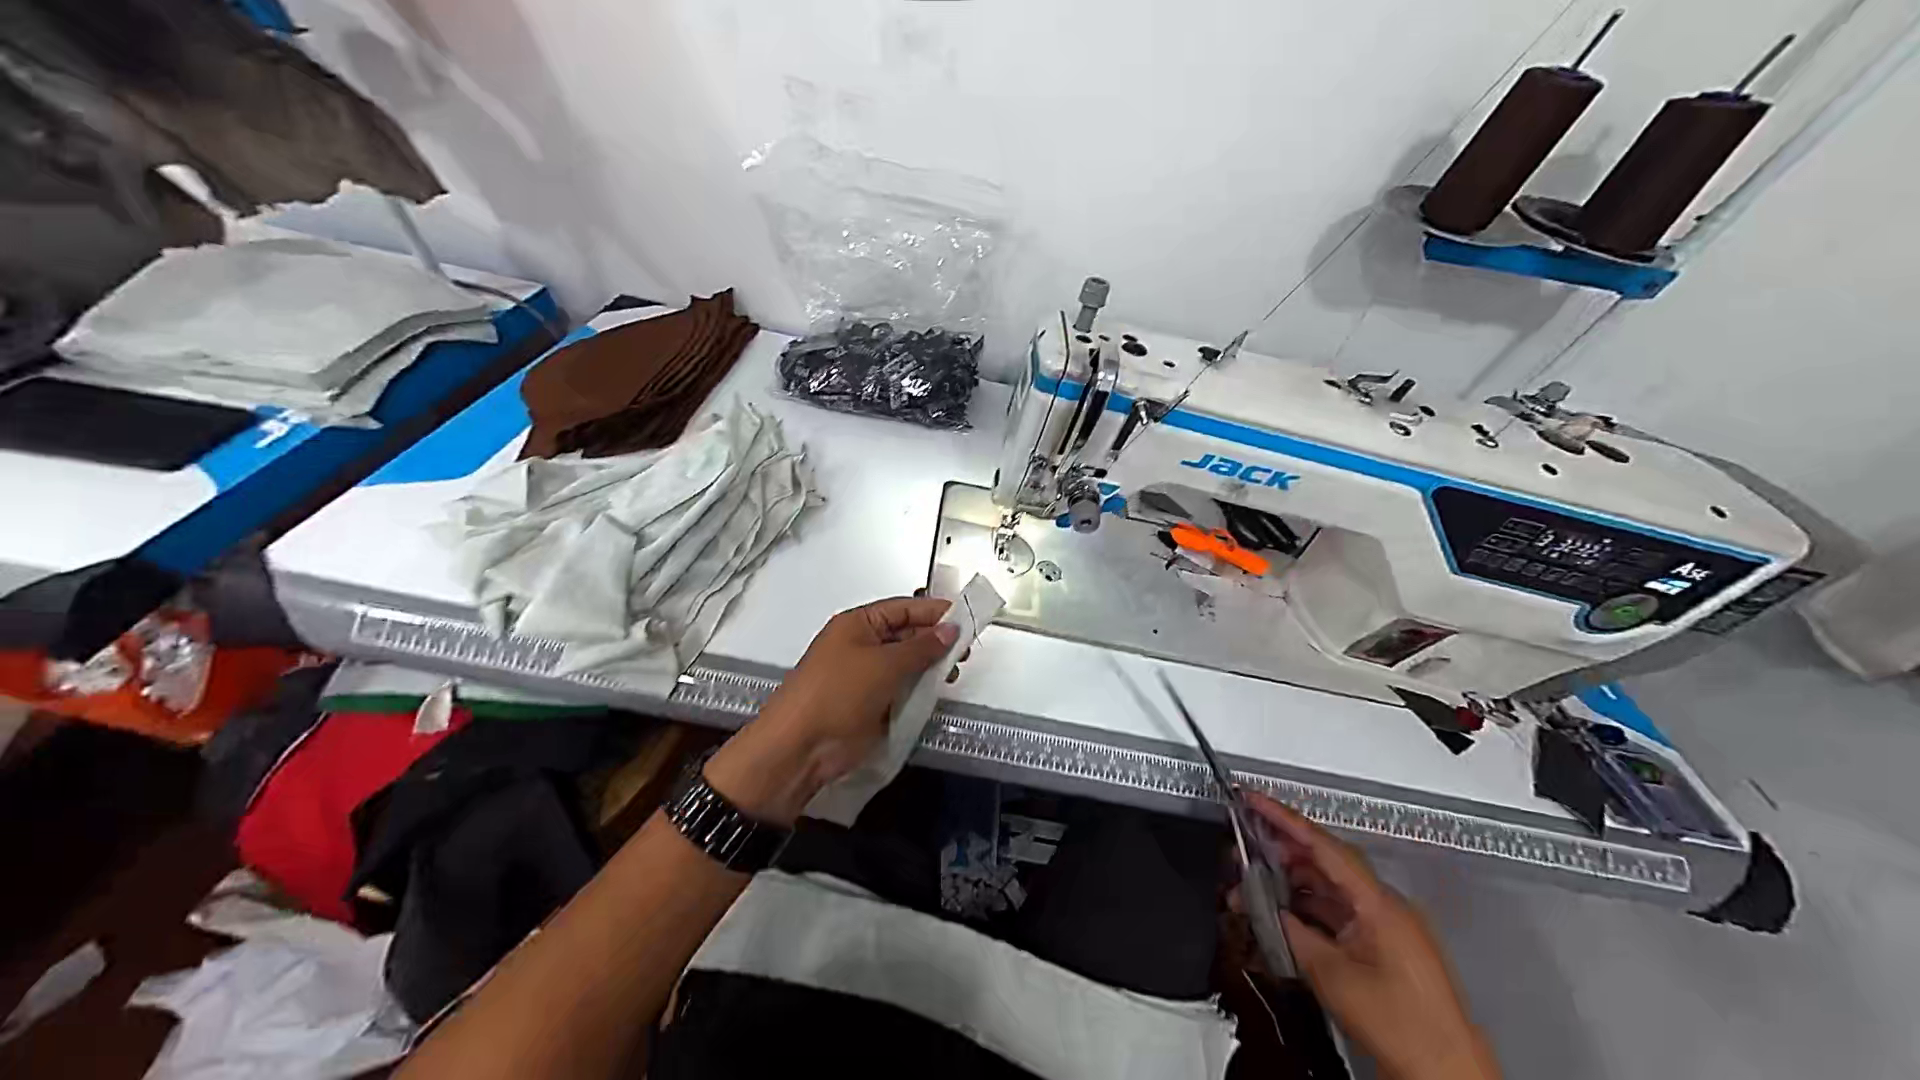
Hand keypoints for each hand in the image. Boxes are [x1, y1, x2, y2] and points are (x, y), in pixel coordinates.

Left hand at [705, 597, 958, 826]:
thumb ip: (922, 646)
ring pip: (906, 663)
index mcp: (857, 624)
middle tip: (965, 649)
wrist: (801, 747)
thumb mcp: (884, 664)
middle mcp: (861, 645)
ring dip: (929, 667)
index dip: (933, 611)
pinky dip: (919, 689)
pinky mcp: (870, 704)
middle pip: (906, 634)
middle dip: (934, 640)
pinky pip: (901, 689)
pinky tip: (938, 692)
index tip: (965, 617)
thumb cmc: (836, 694)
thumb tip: (950, 629)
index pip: (903, 608)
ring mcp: (865, 676)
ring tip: (954, 672)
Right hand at [1242, 792, 1500, 1079]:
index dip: (1284, 818)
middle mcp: (1384, 905)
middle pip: (1325, 861)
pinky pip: (1337, 910)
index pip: (1324, 845)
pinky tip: (1282, 914)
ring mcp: (1385, 924)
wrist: (1448, 1074)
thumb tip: (1263, 907)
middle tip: (1244, 846)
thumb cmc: (1402, 1027)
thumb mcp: (1331, 974)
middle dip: (1281, 851)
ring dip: (1291, 883)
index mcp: (1378, 903)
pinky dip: (1307, 907)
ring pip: (1328, 887)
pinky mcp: (1382, 944)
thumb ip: (1290, 931)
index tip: (1254, 799)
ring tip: (1254, 886)